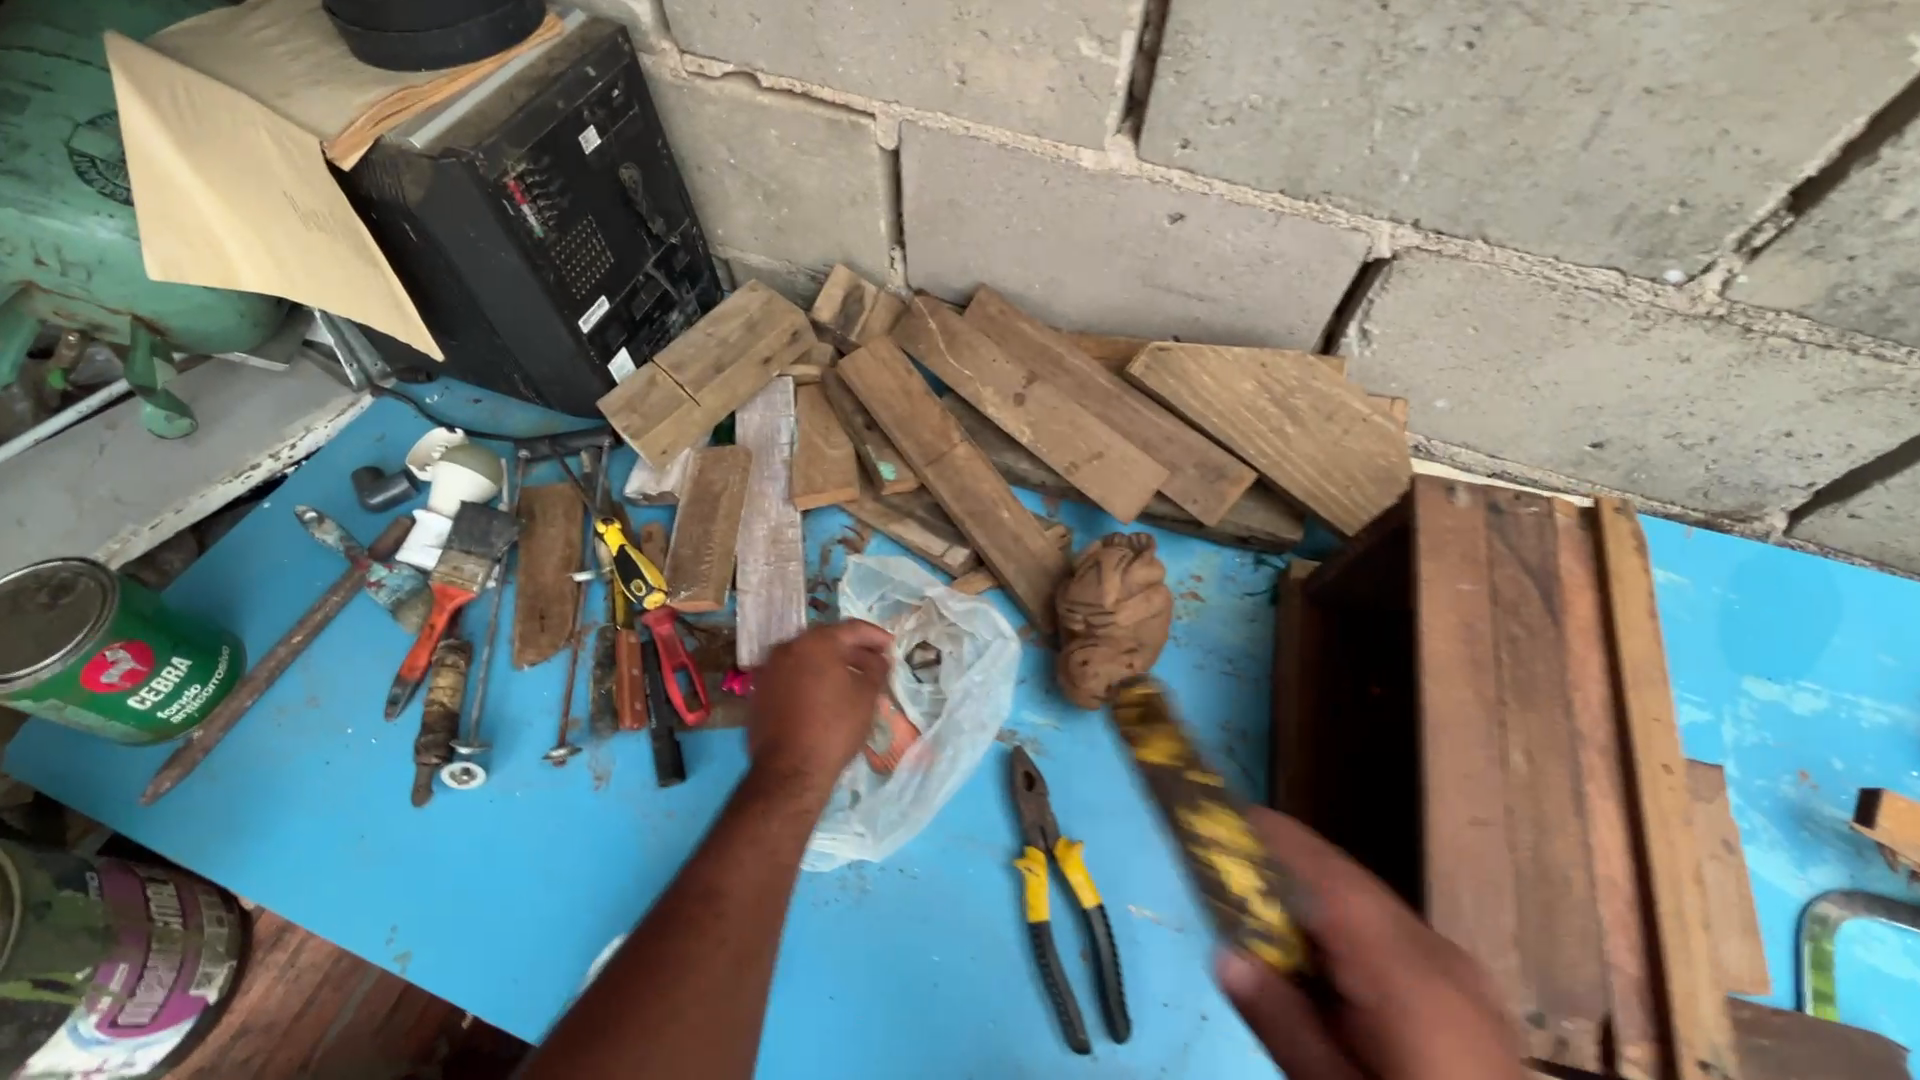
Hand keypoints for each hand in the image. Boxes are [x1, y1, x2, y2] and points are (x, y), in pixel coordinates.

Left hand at [745, 620, 892, 793]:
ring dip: (829, 663)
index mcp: (816, 642)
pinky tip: (824, 695)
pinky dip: (809, 678)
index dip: (875, 636)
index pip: (852, 628)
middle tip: (873, 661)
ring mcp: (769, 669)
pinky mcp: (759, 691)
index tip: (891, 646)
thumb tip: (878, 658)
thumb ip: (876, 668)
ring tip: (851, 679)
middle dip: (852, 649)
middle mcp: (788, 647)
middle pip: (826, 640)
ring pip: (806, 657)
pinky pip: (791, 675)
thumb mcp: (867, 696)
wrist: (790, 770)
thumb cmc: (835, 728)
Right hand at [1216, 808, 1524, 1079]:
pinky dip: (1347, 925)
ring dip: (1315, 895)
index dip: (1283, 841)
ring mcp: (1462, 973)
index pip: (1334, 882)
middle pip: (1352, 888)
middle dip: (1290, 865)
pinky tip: (1318, 949)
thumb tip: (1226, 956)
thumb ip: (1284, 1025)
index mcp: (1407, 976)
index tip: (1232, 813)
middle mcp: (1440, 956)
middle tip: (1226, 857)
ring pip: (1372, 908)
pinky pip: (1393, 934)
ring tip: (1258, 895)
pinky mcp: (1468, 992)